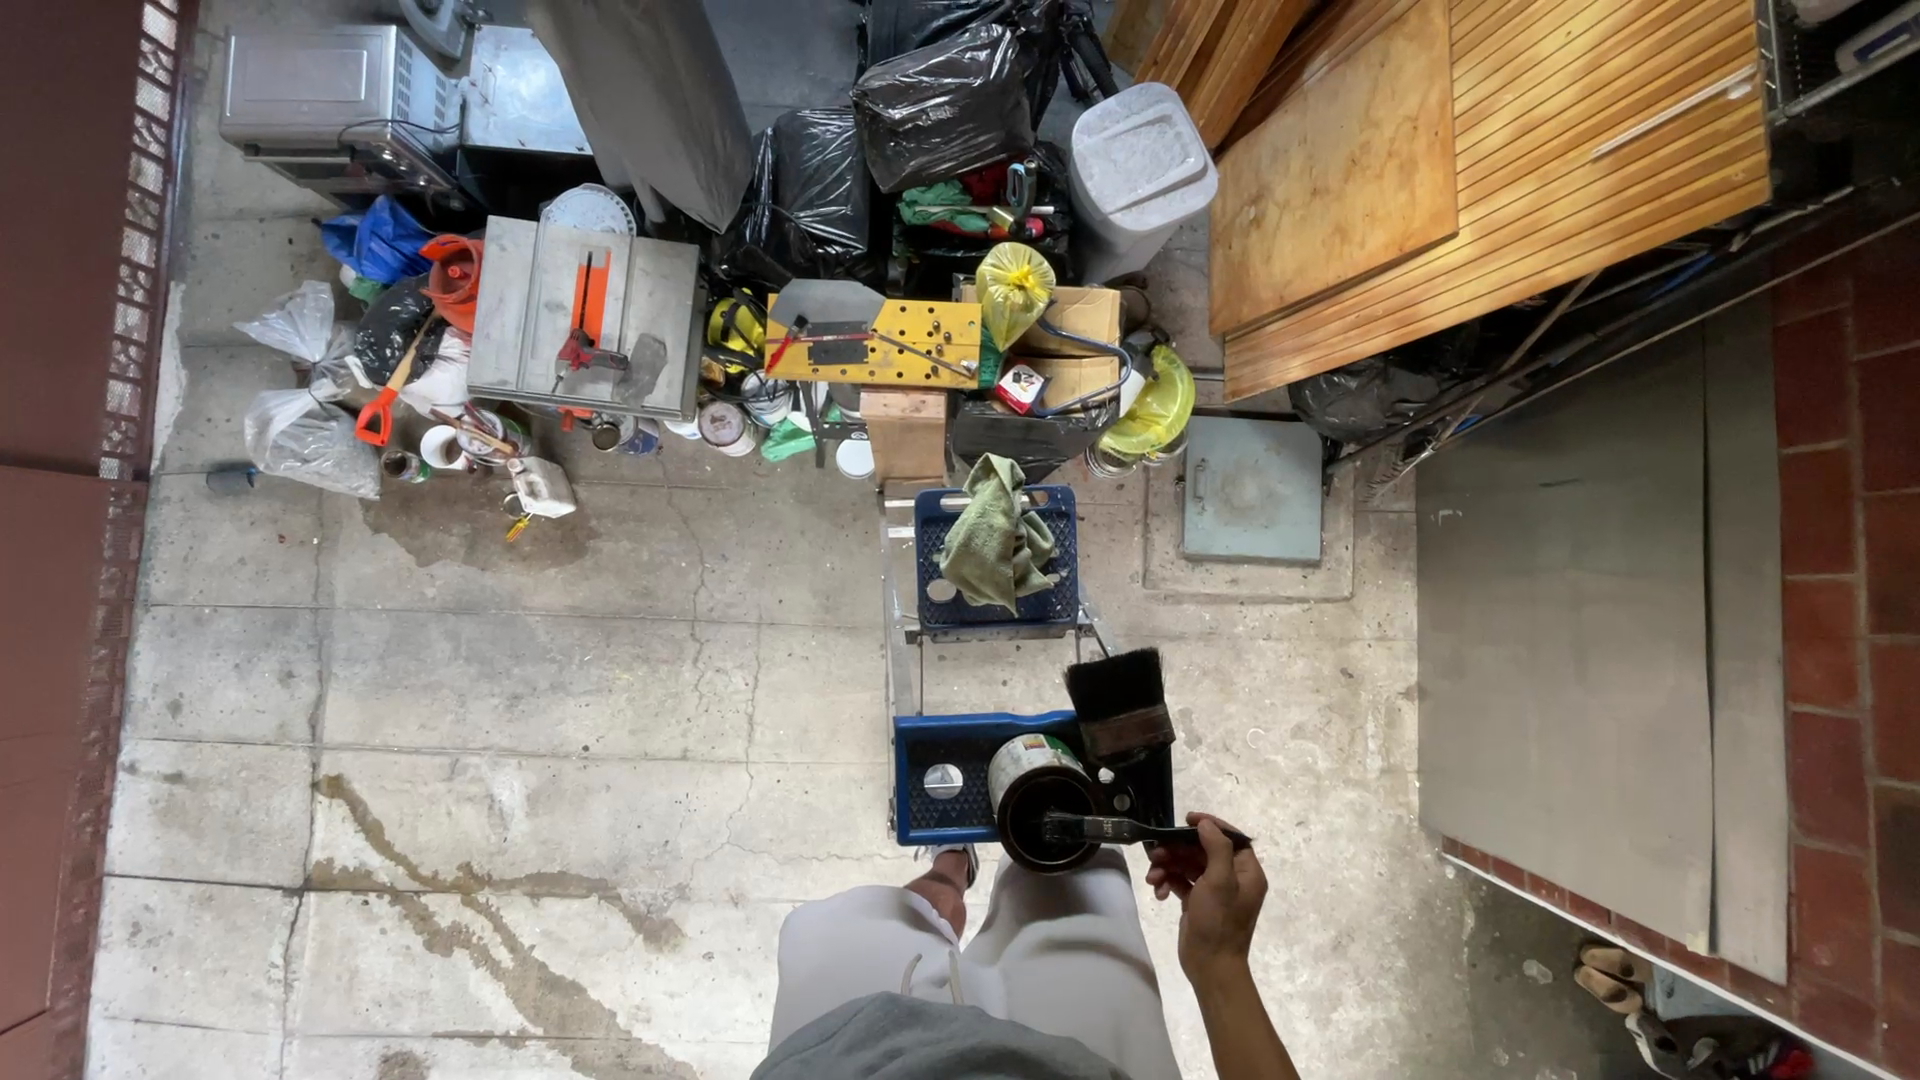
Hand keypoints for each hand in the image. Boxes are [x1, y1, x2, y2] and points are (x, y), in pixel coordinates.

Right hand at [1145, 812, 1266, 981]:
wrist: (1210, 967)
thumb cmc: (1219, 922)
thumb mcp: (1220, 882)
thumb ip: (1216, 848)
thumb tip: (1205, 824)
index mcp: (1247, 872)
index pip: (1231, 838)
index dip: (1210, 825)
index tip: (1186, 819)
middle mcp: (1233, 878)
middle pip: (1203, 850)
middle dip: (1178, 849)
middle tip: (1157, 850)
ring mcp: (1214, 891)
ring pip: (1188, 865)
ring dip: (1168, 866)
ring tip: (1153, 875)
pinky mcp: (1197, 902)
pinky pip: (1181, 881)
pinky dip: (1168, 882)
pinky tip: (1158, 892)